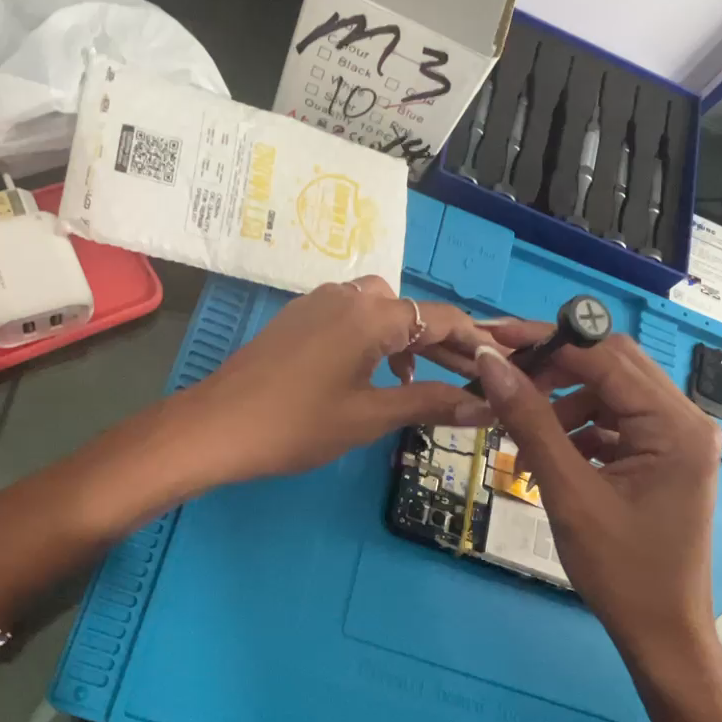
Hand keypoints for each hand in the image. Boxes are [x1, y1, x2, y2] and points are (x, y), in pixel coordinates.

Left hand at [183, 276, 497, 482]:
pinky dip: (376, 341)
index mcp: (372, 313)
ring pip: (381, 313)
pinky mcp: (298, 319)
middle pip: (412, 312)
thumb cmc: (296, 425)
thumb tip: (485, 406)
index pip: (442, 318)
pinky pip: (352, 319)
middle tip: (475, 379)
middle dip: (445, 344)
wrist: (216, 427)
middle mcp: (348, 295)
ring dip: (409, 342)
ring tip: (426, 383)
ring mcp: (318, 304)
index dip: (478, 341)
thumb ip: (430, 404)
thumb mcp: (369, 417)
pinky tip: (378, 375)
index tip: (505, 364)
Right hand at [472, 322, 721, 667]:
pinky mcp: (662, 457)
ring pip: (607, 393)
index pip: (605, 356)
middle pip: (610, 366)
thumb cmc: (620, 571)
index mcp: (675, 425)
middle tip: (500, 382)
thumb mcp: (568, 493)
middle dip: (552, 370)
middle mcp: (685, 420)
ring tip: (521, 439)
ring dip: (560, 405)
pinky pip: (612, 422)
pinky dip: (576, 430)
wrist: (661, 633)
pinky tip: (547, 457)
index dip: (546, 342)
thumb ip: (531, 422)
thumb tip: (492, 365)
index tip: (492, 340)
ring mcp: (676, 439)